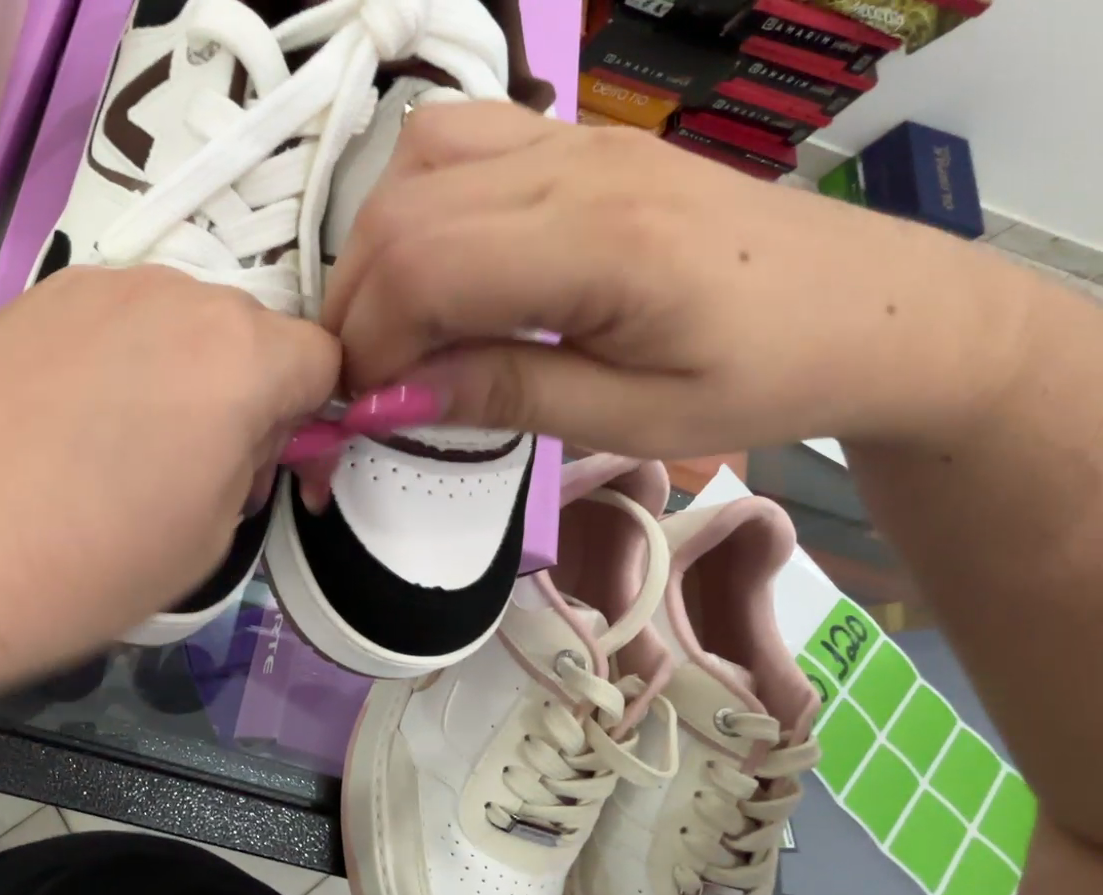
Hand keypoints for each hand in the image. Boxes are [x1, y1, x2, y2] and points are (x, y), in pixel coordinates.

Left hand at [0, 266, 336, 718]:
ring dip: (174, 379)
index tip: (282, 472)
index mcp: (239, 358)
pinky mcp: (21, 300)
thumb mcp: (199, 545)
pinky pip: (102, 327)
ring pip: (171, 326)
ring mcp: (89, 288)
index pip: (322, 360)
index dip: (313, 419)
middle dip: (242, 398)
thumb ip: (245, 471)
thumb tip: (244, 441)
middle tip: (195, 475)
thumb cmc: (71, 574)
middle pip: (244, 336)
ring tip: (114, 456)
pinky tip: (55, 432)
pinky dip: (108, 368)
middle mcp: (172, 296)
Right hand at [319, 102, 1053, 458]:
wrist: (878, 306)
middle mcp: (575, 166)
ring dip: (371, 255)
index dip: (368, 345)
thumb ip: (501, 395)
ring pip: (410, 169)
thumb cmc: (766, 377)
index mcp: (604, 241)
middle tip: (367, 383)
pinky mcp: (570, 139)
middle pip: (399, 217)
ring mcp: (571, 139)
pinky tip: (430, 259)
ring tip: (390, 325)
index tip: (367, 411)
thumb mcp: (633, 419)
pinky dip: (409, 204)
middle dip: (353, 311)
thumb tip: (382, 400)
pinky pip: (450, 141)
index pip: (423, 269)